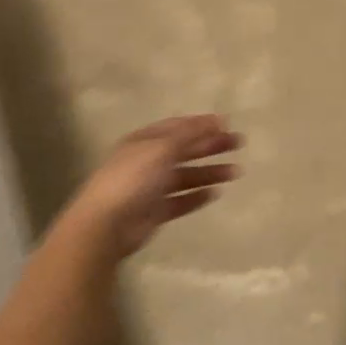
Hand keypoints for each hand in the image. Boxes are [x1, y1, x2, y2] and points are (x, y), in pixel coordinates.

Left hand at [72, 114, 242, 259]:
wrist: (107, 224)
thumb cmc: (134, 177)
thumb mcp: (163, 147)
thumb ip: (191, 133)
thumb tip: (217, 120)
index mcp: (145, 141)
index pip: (177, 127)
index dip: (202, 124)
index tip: (227, 123)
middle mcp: (147, 161)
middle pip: (185, 150)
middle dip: (211, 146)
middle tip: (238, 143)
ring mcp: (150, 188)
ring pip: (186, 176)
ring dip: (210, 172)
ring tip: (236, 172)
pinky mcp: (154, 212)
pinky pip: (180, 201)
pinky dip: (196, 197)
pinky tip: (215, 194)